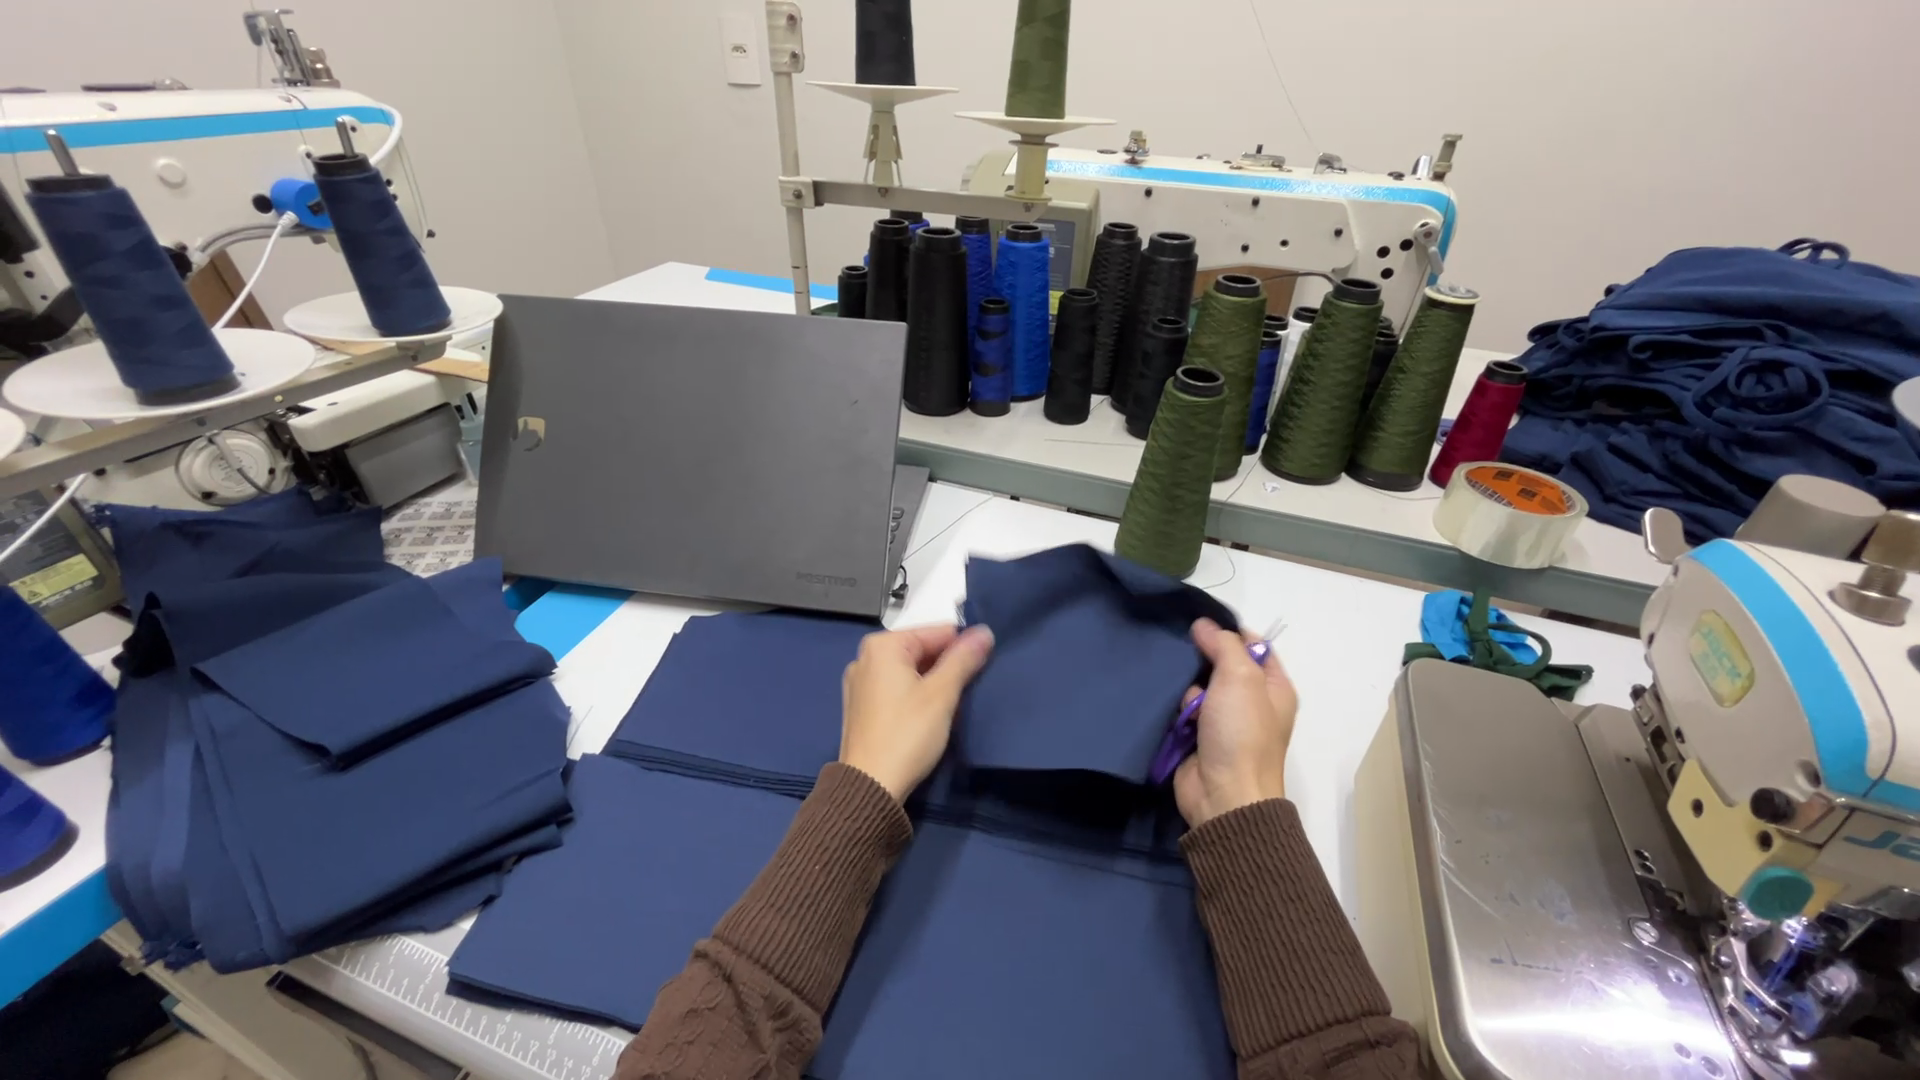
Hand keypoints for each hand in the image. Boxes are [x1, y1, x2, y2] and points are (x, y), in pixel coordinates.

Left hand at [840, 623, 994, 800]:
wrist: (870, 787)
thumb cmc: (907, 734)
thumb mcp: (942, 694)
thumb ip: (963, 659)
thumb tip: (984, 632)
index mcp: (882, 646)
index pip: (936, 632)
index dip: (963, 647)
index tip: (983, 667)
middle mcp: (865, 658)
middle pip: (920, 650)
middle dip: (946, 666)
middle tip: (969, 689)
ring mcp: (859, 683)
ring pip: (909, 671)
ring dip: (933, 682)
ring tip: (952, 704)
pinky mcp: (860, 707)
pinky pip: (895, 689)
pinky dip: (915, 695)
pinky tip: (929, 715)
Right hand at [1173, 618, 1296, 827]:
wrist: (1224, 794)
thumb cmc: (1242, 733)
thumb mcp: (1240, 678)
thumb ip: (1224, 645)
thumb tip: (1203, 625)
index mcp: (1273, 687)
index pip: (1253, 646)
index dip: (1229, 632)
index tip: (1200, 624)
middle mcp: (1251, 701)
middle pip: (1221, 663)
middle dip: (1201, 658)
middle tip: (1181, 650)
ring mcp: (1224, 719)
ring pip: (1198, 685)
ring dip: (1187, 687)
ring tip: (1180, 693)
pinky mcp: (1199, 735)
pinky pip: (1184, 708)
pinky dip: (1177, 707)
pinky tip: (1171, 708)